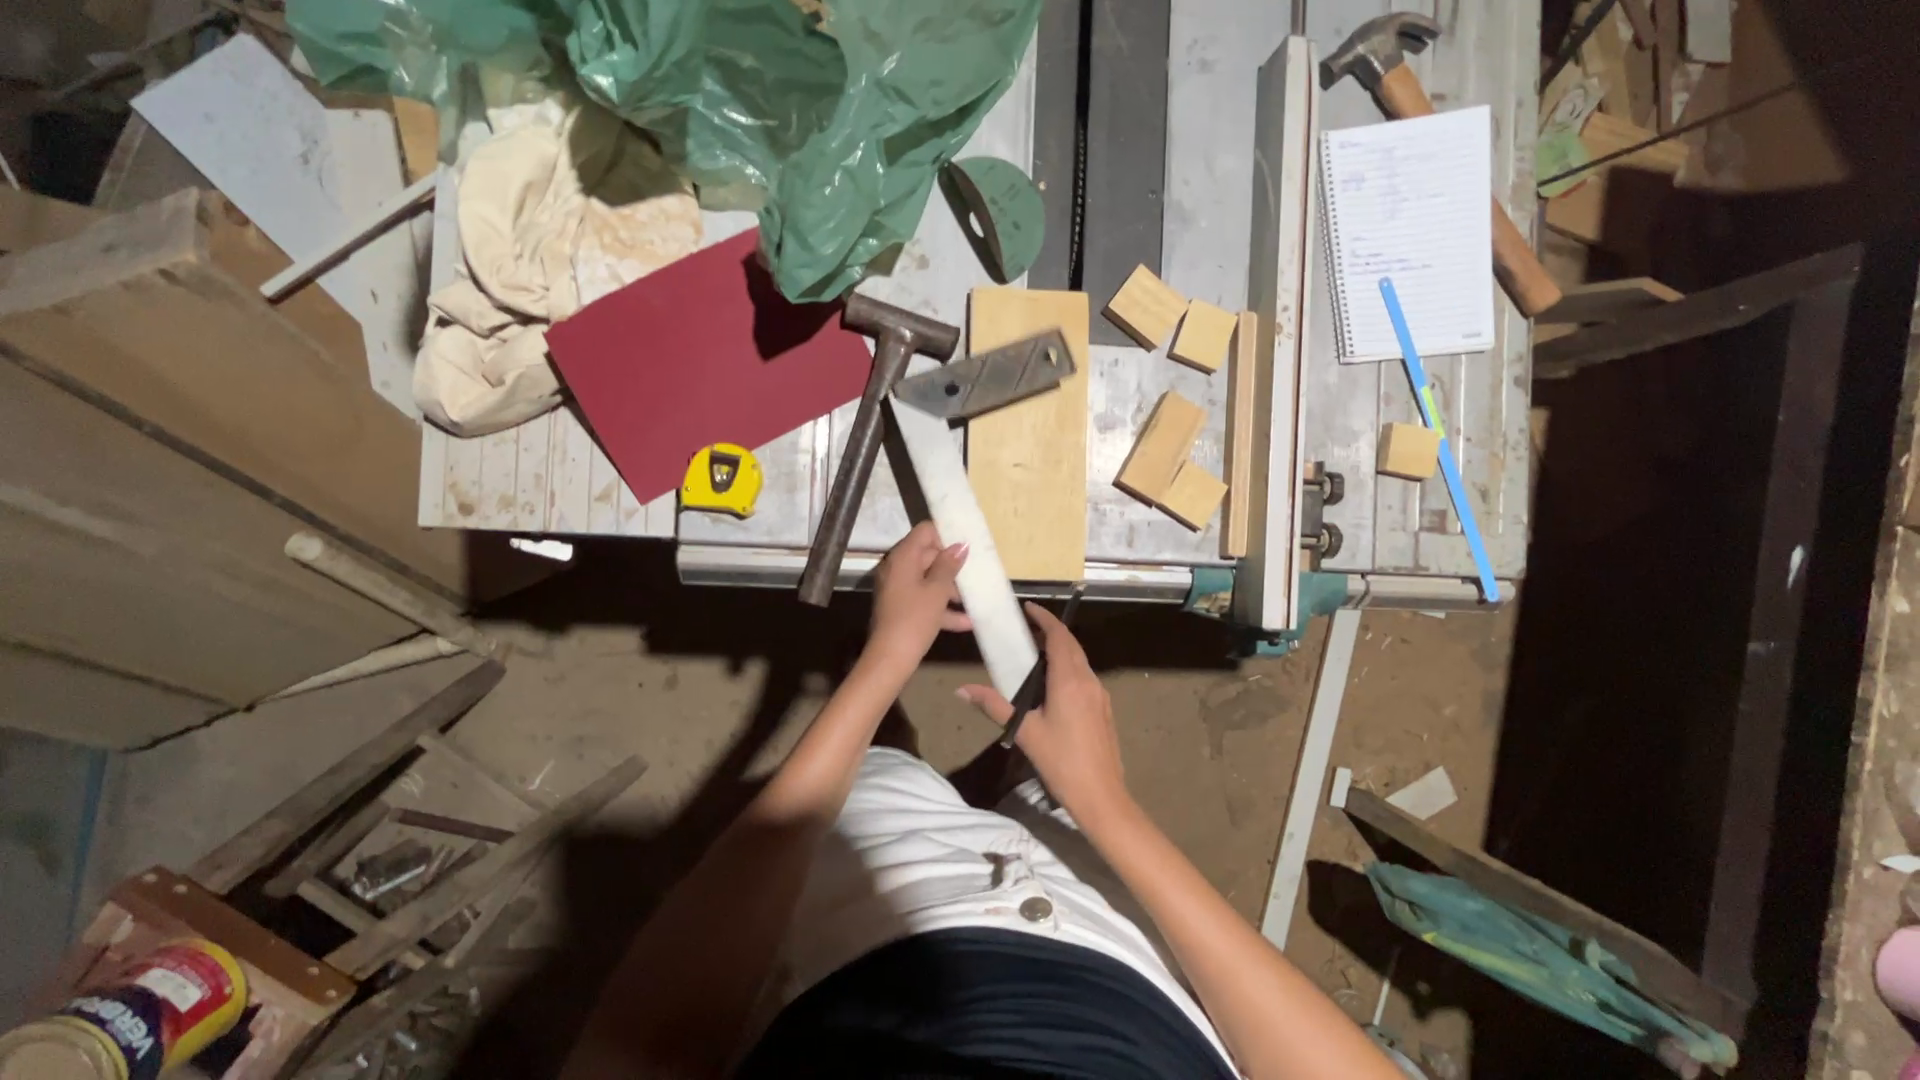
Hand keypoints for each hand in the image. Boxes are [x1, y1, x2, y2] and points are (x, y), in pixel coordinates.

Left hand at [866, 522, 970, 670]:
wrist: (890, 657)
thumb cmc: (915, 619)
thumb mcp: (937, 591)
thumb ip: (949, 566)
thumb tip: (960, 546)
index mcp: (903, 557)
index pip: (925, 531)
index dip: (945, 536)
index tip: (966, 548)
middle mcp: (897, 568)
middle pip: (927, 555)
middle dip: (951, 566)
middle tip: (973, 576)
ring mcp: (897, 588)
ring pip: (927, 580)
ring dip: (949, 589)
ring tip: (972, 601)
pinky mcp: (900, 607)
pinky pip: (923, 599)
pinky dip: (941, 607)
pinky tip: (966, 622)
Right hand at [956, 602, 1129, 821]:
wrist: (1102, 796)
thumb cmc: (1061, 762)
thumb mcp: (1025, 732)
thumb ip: (994, 706)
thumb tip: (962, 690)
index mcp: (1070, 680)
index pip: (1059, 637)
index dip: (1045, 619)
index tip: (1029, 608)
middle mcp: (1089, 681)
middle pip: (1072, 645)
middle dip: (1051, 633)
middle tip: (1027, 630)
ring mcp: (1100, 696)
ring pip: (1080, 662)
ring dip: (1061, 651)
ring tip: (1035, 655)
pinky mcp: (1104, 710)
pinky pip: (1085, 678)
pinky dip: (1068, 669)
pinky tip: (1052, 685)